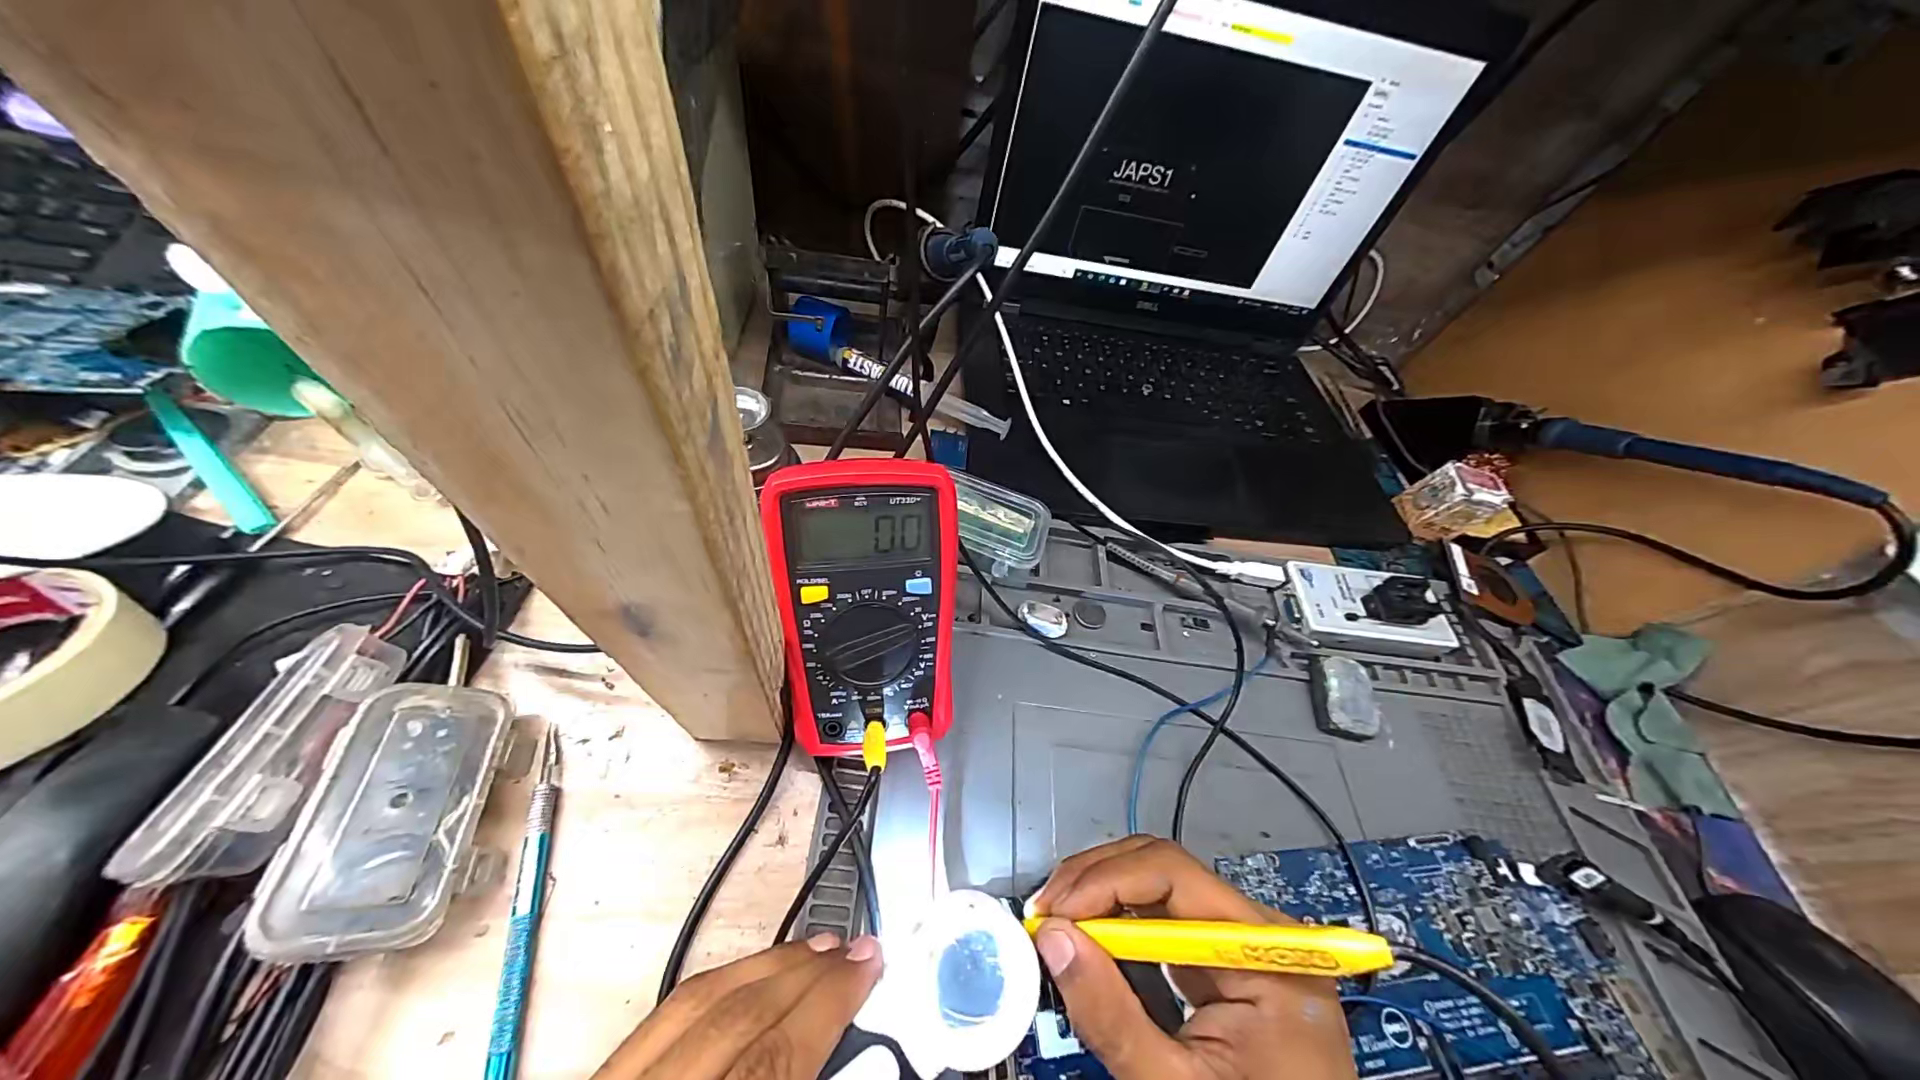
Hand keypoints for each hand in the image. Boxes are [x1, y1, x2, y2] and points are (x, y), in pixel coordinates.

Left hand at [595, 934, 883, 1079]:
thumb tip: (852, 1061)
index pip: (773, 1060)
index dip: (831, 1001)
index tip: (866, 968)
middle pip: (738, 1018)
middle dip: (807, 973)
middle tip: (852, 951)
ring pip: (696, 1000)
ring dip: (767, 967)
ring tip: (814, 951)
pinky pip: (665, 1014)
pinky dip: (720, 984)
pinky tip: (752, 975)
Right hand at [1030, 836, 1356, 1079]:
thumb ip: (1114, 1017)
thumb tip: (1053, 939)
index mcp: (1264, 951)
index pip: (1173, 873)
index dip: (1105, 881)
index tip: (1055, 915)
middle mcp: (1256, 930)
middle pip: (1162, 867)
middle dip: (1094, 881)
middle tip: (1044, 916)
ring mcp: (1239, 943)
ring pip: (1155, 885)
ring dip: (1098, 896)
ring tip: (1056, 926)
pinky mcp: (1221, 963)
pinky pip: (1161, 920)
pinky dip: (1116, 923)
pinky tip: (1086, 941)